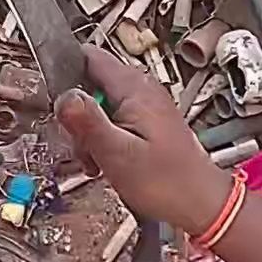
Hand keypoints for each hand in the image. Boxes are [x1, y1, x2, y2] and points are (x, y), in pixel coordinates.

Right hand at [57, 45, 233, 234]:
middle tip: (81, 144)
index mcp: (133, 87)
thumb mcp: (118, 154)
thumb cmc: (166, 183)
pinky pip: (111, 118)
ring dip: (87, 130)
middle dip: (76, 112)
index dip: (65, 74)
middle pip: (88, 81)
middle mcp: (139, 88)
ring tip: (95, 159)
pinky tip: (105, 160)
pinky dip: (101, 137)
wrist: (202, 205)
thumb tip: (62, 97)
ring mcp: (143, 103)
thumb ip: (88, 122)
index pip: (87, 56)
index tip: (59, 107)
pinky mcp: (145, 120)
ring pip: (97, 103)